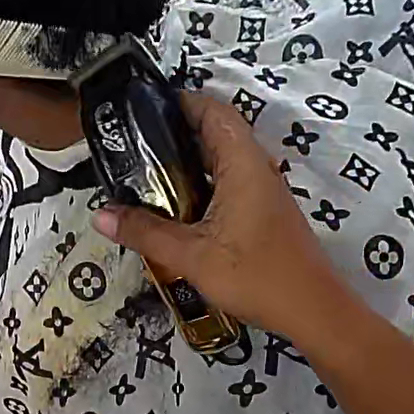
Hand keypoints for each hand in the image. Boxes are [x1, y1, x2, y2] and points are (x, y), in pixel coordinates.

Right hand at [92, 93, 355, 342]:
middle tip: (133, 149)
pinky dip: (203, 189)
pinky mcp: (266, 215)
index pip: (212, 111)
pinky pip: (230, 187)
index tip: (140, 110)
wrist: (313, 311)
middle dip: (175, 136)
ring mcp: (264, 193)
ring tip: (147, 179)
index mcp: (242, 163)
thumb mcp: (192, 256)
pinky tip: (179, 212)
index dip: (179, 102)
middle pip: (216, 134)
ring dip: (189, 166)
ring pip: (223, 164)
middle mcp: (257, 169)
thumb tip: (100, 215)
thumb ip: (145, 233)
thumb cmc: (256, 276)